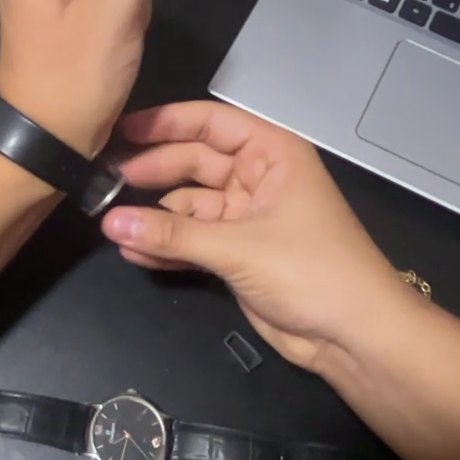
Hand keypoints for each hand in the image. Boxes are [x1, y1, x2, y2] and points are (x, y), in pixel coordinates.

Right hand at [99, 102, 425, 372]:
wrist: (354, 335)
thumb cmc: (311, 270)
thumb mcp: (239, 246)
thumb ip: (173, 234)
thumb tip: (110, 223)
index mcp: (271, 154)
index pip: (210, 124)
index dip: (165, 123)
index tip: (120, 128)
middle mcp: (256, 178)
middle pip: (192, 164)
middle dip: (151, 173)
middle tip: (105, 182)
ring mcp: (245, 218)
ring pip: (188, 207)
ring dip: (154, 218)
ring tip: (110, 224)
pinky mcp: (236, 255)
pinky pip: (192, 242)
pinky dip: (166, 247)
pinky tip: (133, 251)